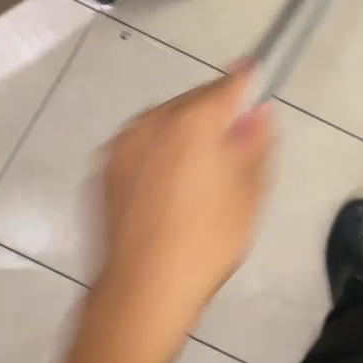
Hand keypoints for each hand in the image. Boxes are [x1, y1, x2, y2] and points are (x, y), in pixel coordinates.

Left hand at [95, 66, 273, 326]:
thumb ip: (256, 142)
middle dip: (214, 114)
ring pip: (164, 123)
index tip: (257, 73)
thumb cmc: (207, 240)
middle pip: (193, 102)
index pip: (227, 85)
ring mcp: (122, 145)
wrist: (142, 290)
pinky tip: (170, 189)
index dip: (246, 79)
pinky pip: (142, 146)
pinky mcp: (103, 170)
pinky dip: (159, 153)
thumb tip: (259, 111)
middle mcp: (152, 121)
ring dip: (184, 133)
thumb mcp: (250, 192)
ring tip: (200, 172)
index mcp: (193, 121)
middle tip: (233, 145)